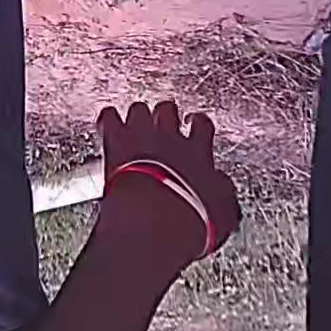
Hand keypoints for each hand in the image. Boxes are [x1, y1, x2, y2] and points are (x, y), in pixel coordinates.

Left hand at [94, 100, 240, 266]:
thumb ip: (222, 191)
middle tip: (162, 122)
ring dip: (137, 116)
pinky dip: (108, 118)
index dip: (197, 122)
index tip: (194, 124)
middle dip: (165, 113)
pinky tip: (108, 123)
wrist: (154, 221)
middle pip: (168, 109)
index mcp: (198, 153)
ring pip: (139, 109)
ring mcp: (141, 136)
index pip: (202, 125)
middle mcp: (169, 138)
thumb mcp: (222, 212)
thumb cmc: (188, 222)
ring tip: (135, 126)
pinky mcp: (116, 140)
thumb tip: (222, 185)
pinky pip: (109, 116)